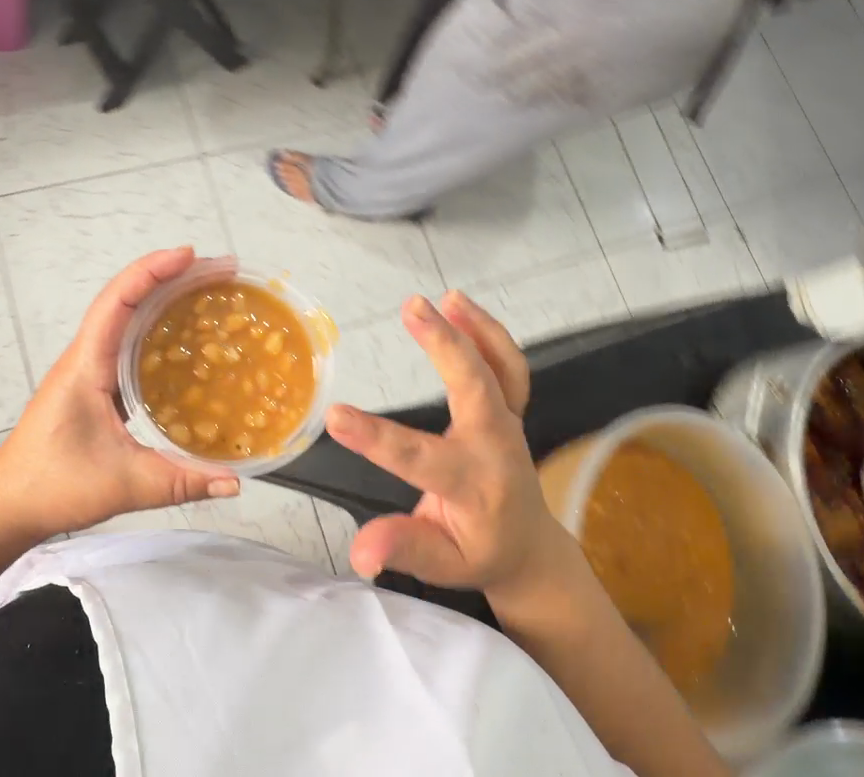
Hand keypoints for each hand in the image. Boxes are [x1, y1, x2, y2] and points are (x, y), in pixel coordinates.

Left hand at [0, 248, 238, 543]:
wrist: (5, 507)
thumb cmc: (50, 487)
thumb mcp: (123, 484)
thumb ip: (181, 482)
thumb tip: (234, 483)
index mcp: (86, 366)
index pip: (118, 301)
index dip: (152, 270)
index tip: (191, 256)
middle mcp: (85, 358)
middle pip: (126, 298)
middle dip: (170, 276)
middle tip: (219, 272)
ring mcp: (88, 370)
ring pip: (126, 318)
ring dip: (164, 298)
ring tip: (208, 292)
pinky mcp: (94, 387)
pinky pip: (128, 344)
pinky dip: (157, 328)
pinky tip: (187, 340)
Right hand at [325, 292, 573, 598]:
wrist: (529, 546)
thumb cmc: (478, 552)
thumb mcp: (441, 564)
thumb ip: (402, 548)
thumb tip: (360, 554)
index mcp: (472, 484)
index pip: (418, 457)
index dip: (376, 438)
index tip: (334, 416)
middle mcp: (494, 445)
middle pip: (477, 388)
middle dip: (446, 346)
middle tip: (412, 308)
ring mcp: (508, 422)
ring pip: (500, 368)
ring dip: (473, 328)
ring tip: (442, 298)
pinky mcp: (511, 409)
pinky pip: (509, 365)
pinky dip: (489, 332)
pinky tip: (459, 305)